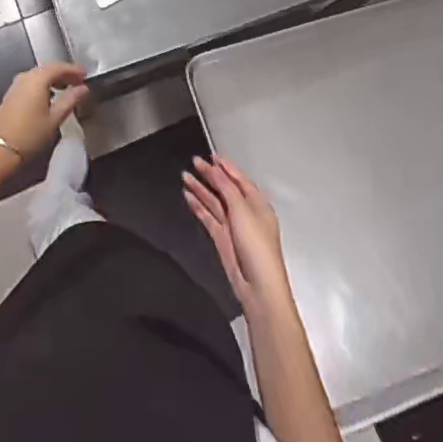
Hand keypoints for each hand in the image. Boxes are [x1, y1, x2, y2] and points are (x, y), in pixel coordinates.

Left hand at [0, 63, 89, 162]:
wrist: (1, 149)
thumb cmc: (31, 134)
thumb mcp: (56, 118)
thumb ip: (71, 99)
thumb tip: (83, 88)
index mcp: (37, 79)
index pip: (59, 67)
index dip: (74, 69)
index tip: (85, 74)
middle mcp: (25, 77)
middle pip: (48, 68)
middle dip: (64, 73)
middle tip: (78, 81)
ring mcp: (15, 85)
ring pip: (38, 74)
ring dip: (53, 78)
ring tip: (66, 88)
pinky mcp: (10, 94)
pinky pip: (30, 82)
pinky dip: (42, 84)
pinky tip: (49, 95)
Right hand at [183, 154, 289, 311]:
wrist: (258, 285)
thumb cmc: (257, 245)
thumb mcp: (243, 211)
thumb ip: (227, 188)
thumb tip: (215, 170)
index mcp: (257, 203)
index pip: (239, 179)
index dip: (226, 167)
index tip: (212, 156)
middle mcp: (245, 212)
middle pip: (225, 189)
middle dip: (210, 175)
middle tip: (194, 162)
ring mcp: (233, 225)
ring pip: (214, 202)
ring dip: (201, 189)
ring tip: (185, 176)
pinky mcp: (222, 238)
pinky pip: (208, 217)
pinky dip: (198, 206)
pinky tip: (188, 196)